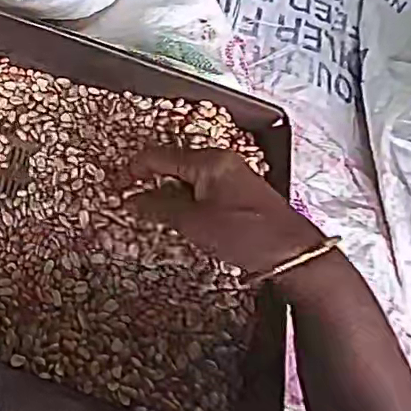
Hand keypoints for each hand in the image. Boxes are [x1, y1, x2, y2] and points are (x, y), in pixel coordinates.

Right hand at [124, 147, 322, 275]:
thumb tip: (131, 200)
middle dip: (150, 183)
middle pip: (172, 164)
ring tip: (152, 216)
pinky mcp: (238, 191)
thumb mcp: (194, 223)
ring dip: (167, 194)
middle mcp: (220, 160)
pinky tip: (179, 219)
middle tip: (131, 204)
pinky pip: (201, 188)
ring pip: (186, 178)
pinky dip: (185, 200)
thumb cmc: (244, 235)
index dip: (133, 170)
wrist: (294, 255)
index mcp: (208, 160)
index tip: (116, 187)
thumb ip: (159, 207)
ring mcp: (231, 175)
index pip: (158, 156)